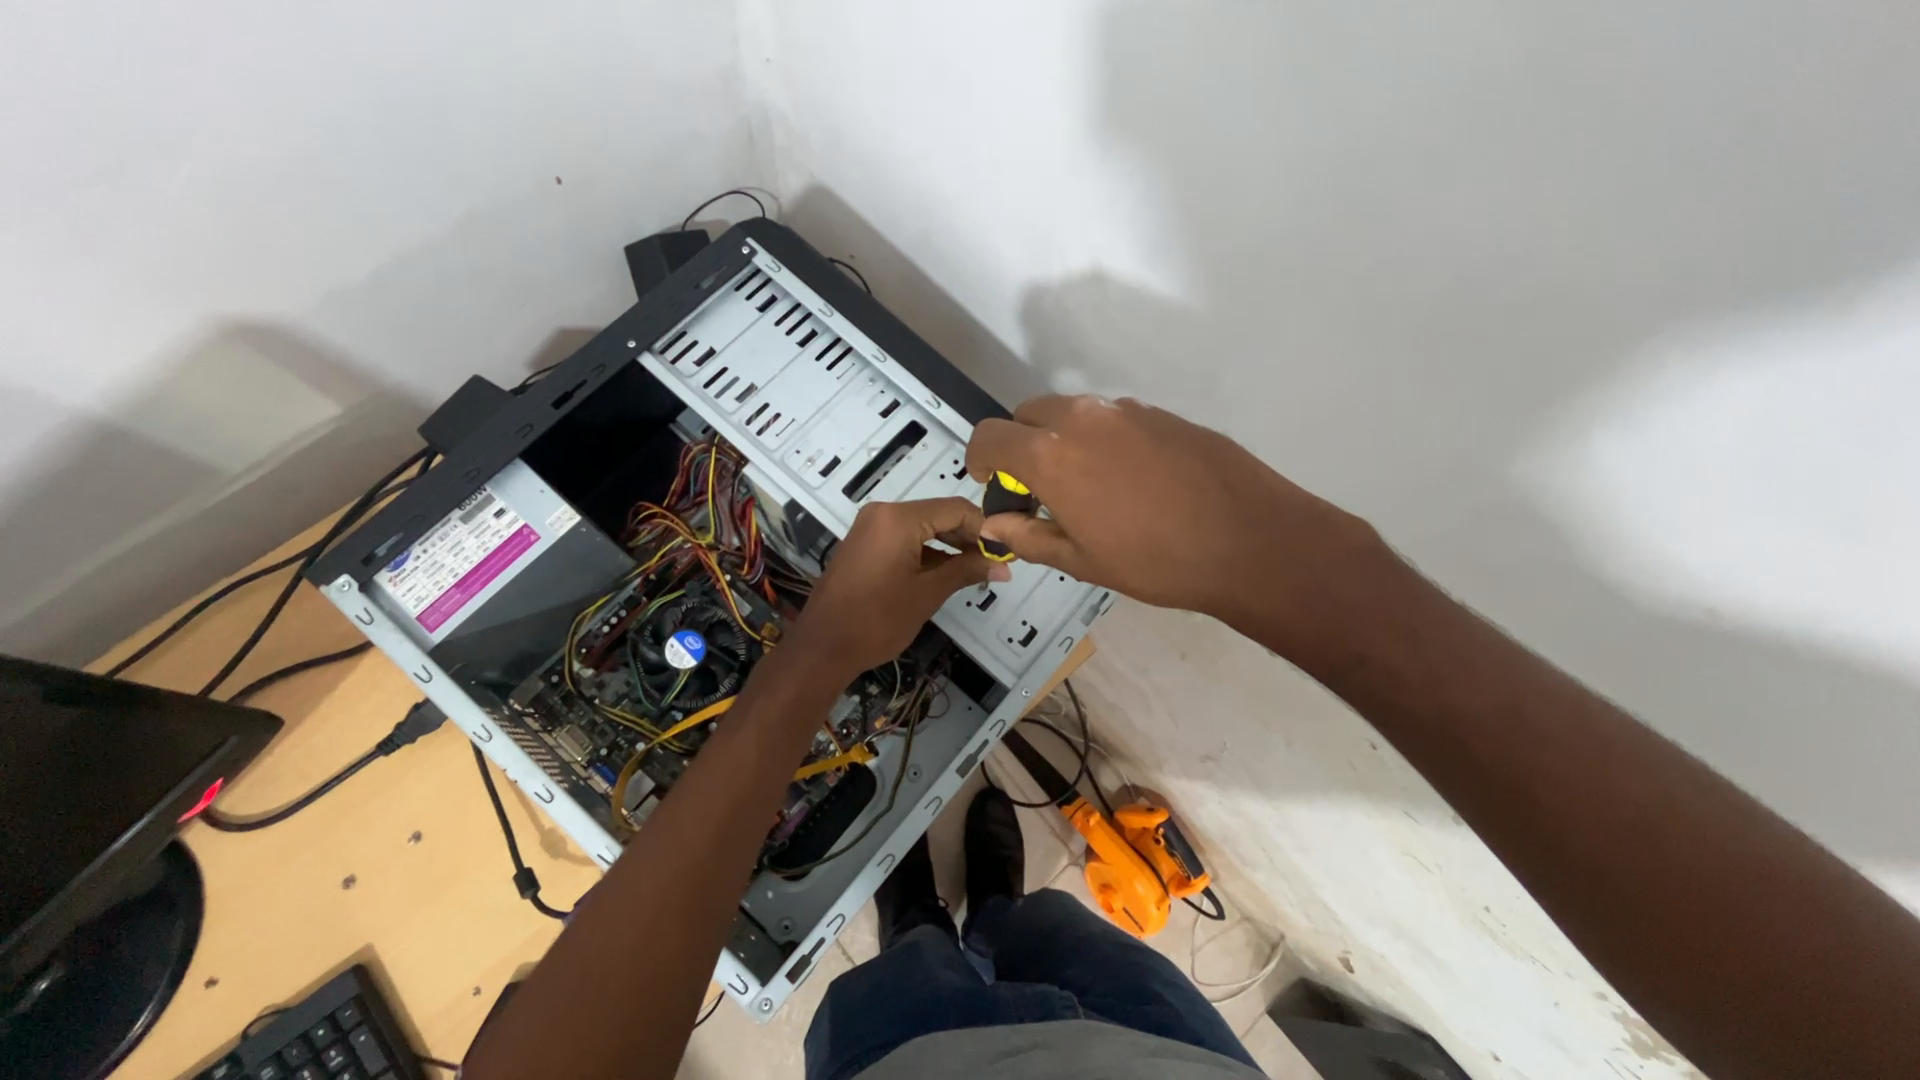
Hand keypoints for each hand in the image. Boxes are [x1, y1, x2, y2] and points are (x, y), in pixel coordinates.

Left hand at [785, 497, 1008, 676]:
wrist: (822, 647)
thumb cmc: (877, 619)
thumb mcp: (927, 594)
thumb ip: (966, 571)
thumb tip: (1004, 566)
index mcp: (899, 518)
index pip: (956, 509)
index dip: (985, 529)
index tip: (1007, 551)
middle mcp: (883, 513)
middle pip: (939, 515)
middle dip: (968, 537)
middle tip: (997, 562)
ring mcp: (870, 528)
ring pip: (922, 528)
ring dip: (949, 546)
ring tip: (977, 570)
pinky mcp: (864, 545)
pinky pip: (904, 539)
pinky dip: (927, 552)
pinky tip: (947, 573)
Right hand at [965, 395, 1383, 636]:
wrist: (1250, 540)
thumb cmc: (1156, 562)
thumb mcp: (1082, 560)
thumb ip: (1029, 536)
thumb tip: (993, 524)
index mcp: (1051, 455)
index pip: (989, 437)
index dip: (980, 460)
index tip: (993, 484)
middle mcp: (1082, 418)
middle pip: (1028, 415)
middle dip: (1020, 445)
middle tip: (1039, 489)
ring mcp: (1126, 410)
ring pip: (1072, 412)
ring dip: (1062, 440)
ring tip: (1089, 487)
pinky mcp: (1162, 414)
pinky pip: (1113, 418)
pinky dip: (1103, 439)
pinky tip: (1133, 481)